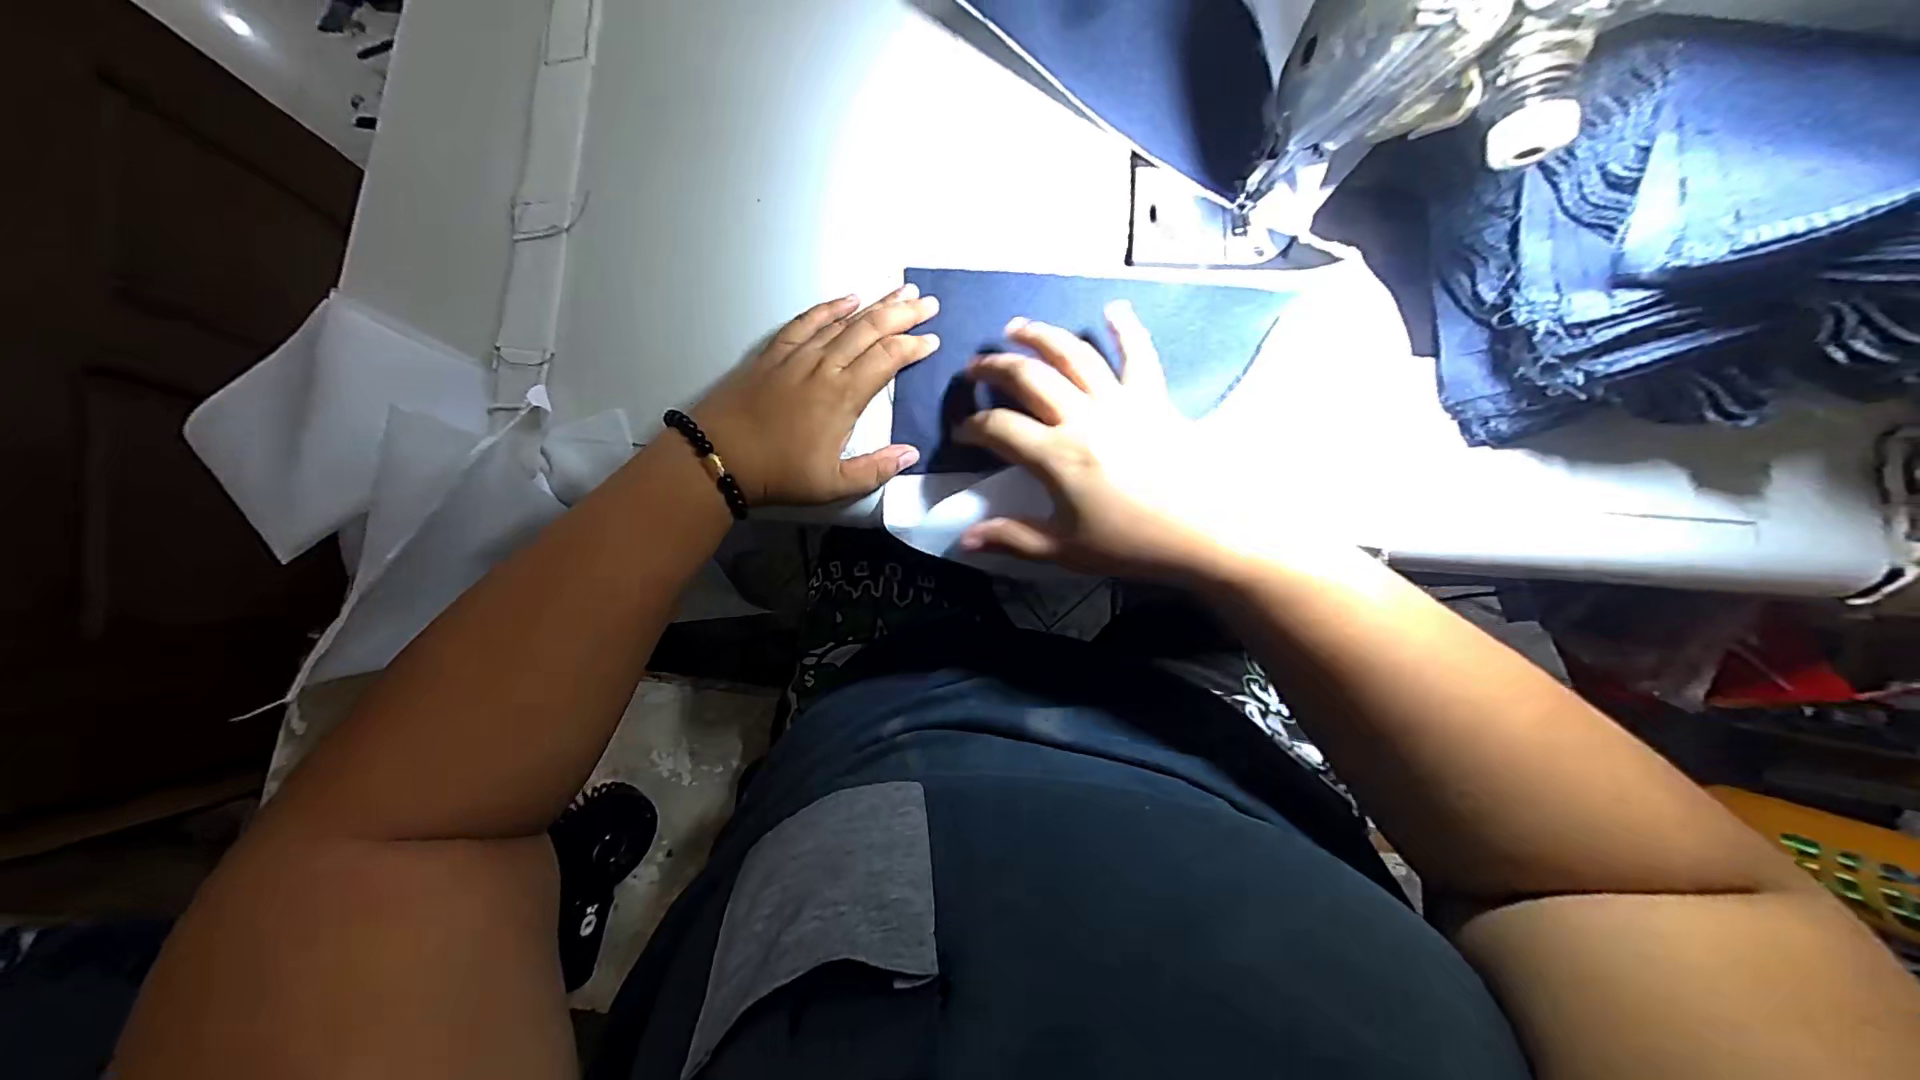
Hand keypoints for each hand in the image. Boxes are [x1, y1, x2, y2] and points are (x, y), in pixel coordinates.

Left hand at [694, 286, 938, 505]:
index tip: (933, 339)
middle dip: (903, 313)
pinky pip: (806, 321)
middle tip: (929, 302)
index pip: (888, 359)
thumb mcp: (833, 484)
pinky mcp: (774, 354)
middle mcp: (825, 366)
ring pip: (843, 320)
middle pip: (870, 329)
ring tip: (900, 291)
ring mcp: (798, 356)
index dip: (913, 346)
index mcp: (844, 396)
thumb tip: (911, 454)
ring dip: (874, 304)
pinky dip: (828, 308)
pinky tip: (847, 298)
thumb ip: (875, 469)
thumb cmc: (778, 473)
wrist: (718, 454)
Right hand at [955, 302, 1320, 584]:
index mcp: (1056, 456)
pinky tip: (1114, 309)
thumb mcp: (1066, 550)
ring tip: (1016, 328)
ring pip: (1072, 354)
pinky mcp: (1153, 398)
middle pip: (1028, 377)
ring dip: (1040, 336)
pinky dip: (1126, 329)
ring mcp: (1120, 402)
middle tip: (974, 368)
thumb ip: (1013, 539)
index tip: (963, 432)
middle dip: (993, 366)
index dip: (973, 426)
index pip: (998, 427)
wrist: (1206, 534)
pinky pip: (1137, 355)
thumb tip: (964, 539)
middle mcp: (1082, 418)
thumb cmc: (1132, 545)